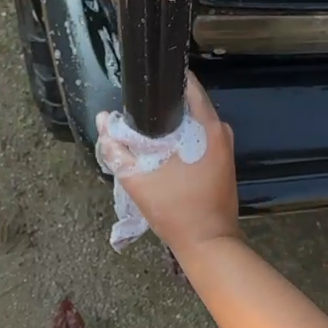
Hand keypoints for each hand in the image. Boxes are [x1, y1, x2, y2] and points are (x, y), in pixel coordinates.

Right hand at [98, 73, 238, 256]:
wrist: (208, 244)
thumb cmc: (175, 210)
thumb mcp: (138, 179)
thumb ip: (117, 148)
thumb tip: (103, 122)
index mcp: (206, 125)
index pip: (187, 85)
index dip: (162, 83)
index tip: (142, 90)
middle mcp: (220, 131)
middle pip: (188, 106)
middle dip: (163, 110)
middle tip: (137, 119)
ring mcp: (224, 148)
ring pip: (193, 126)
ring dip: (171, 129)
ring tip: (146, 137)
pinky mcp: (223, 165)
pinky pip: (199, 142)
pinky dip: (181, 144)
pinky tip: (163, 155)